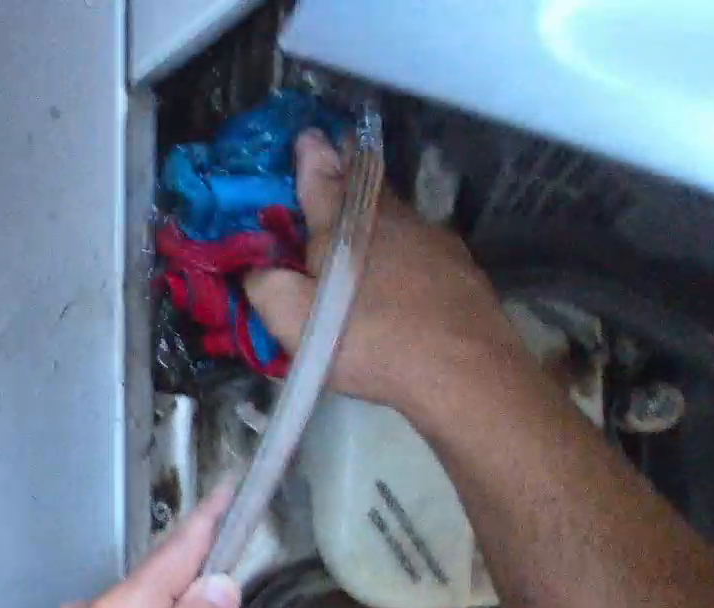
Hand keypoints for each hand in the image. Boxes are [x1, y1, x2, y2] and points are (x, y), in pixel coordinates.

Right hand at [243, 130, 527, 421]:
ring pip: (390, 211)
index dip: (310, 158)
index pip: (321, 180)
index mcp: (344, 228)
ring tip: (355, 207)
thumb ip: (264, 287)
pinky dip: (395, 237)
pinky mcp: (453, 265)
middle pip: (363, 185)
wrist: (459, 366)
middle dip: (344, 169)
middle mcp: (389, 220)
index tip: (307, 135)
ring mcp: (429, 238)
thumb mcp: (293, 321)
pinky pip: (413, 239)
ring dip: (370, 204)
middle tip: (333, 156)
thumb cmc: (367, 340)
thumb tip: (254, 267)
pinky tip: (392, 258)